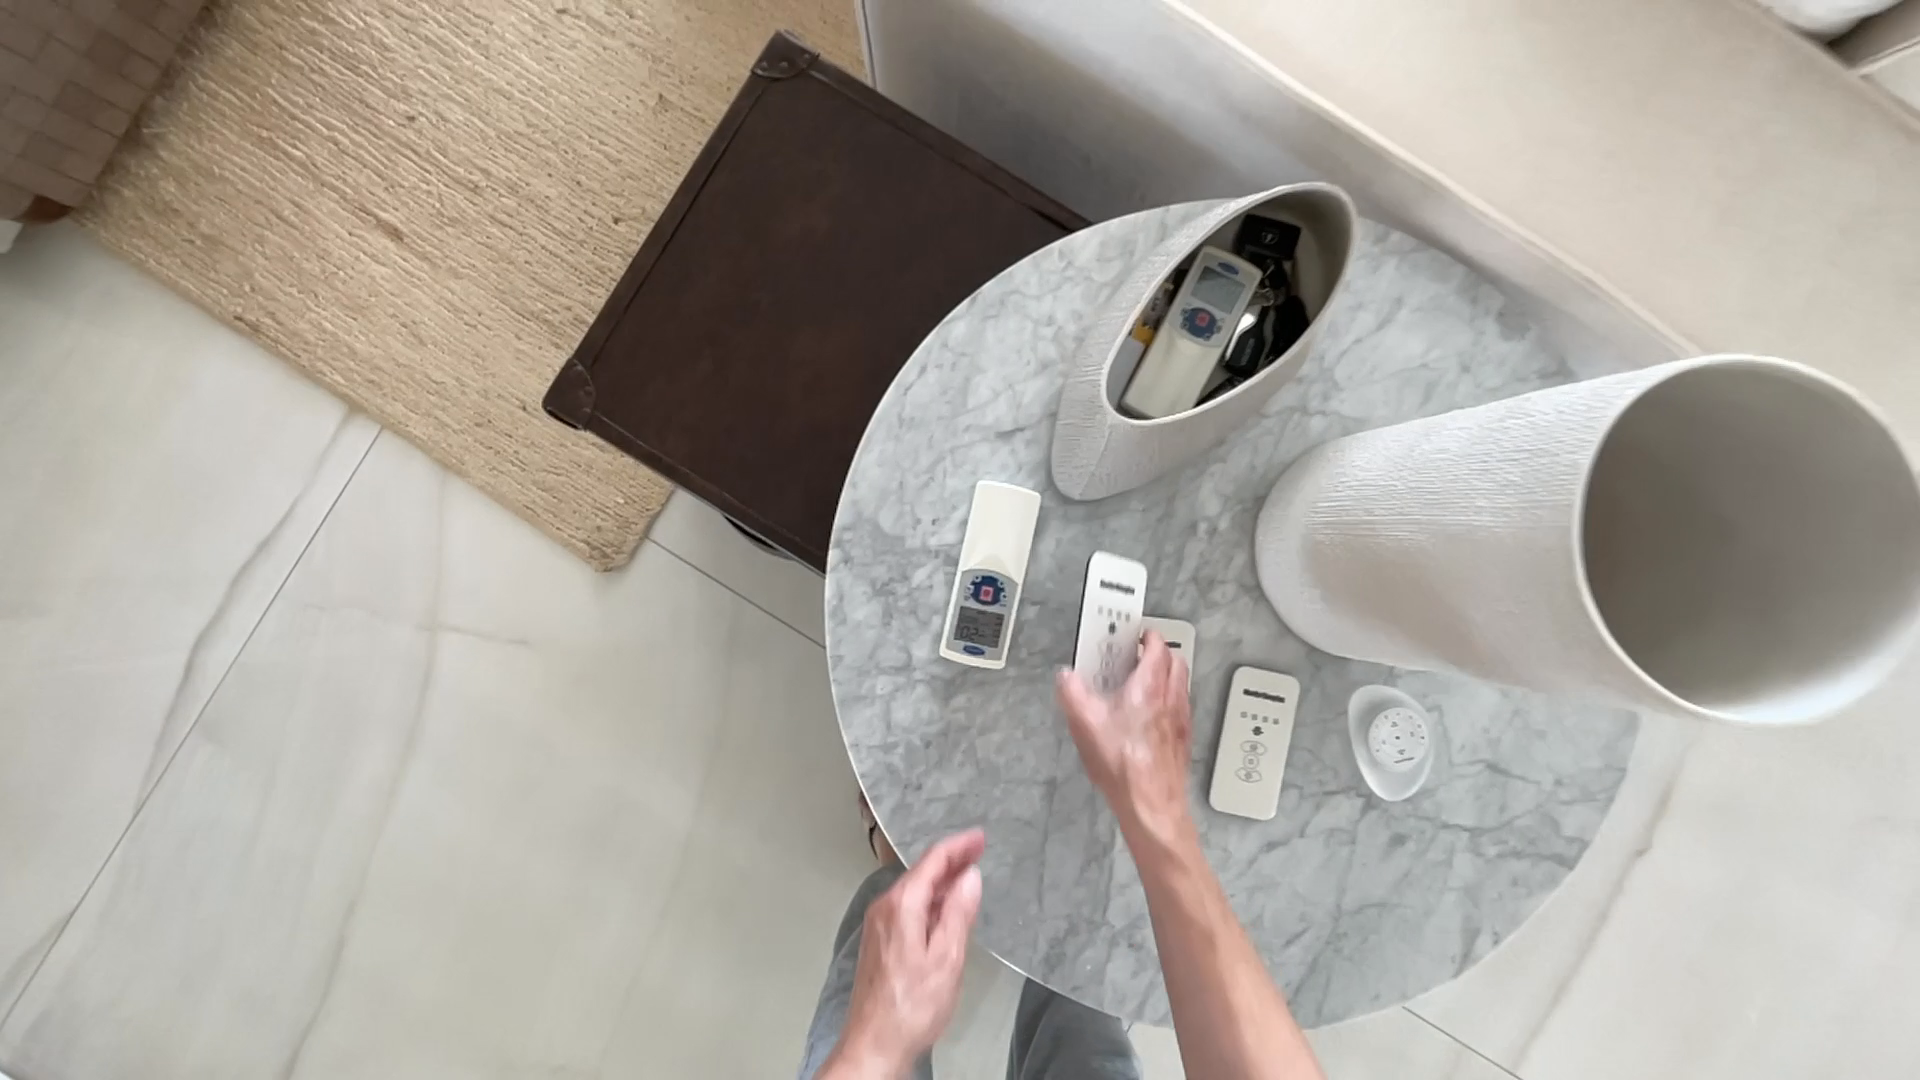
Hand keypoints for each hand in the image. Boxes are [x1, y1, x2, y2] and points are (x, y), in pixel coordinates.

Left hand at [825, 829, 985, 1077]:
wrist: (873, 1046)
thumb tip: (970, 876)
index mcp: (901, 904)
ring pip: (914, 889)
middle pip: (921, 871)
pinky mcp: (879, 940)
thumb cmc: (912, 1007)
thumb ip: (958, 912)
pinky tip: (944, 909)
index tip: (981, 837)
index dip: (959, 845)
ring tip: (967, 876)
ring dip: (941, 880)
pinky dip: (929, 899)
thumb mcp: (947, 958)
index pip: (933, 860)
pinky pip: (907, 907)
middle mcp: (884, 906)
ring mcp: (878, 923)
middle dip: (951, 859)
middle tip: (979, 851)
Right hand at [1056, 631, 1194, 841]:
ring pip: (1181, 684)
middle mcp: (1171, 699)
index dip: (1149, 636)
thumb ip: (1072, 693)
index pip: (1159, 647)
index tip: (1138, 635)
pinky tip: (1150, 716)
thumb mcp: (1085, 723)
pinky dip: (1169, 700)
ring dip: (1167, 675)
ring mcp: (1181, 720)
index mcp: (1149, 687)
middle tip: (1141, 654)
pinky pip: (1180, 708)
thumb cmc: (1125, 766)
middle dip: (1160, 653)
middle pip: (1177, 661)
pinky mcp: (1182, 740)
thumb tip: (1066, 677)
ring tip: (1144, 682)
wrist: (1152, 805)